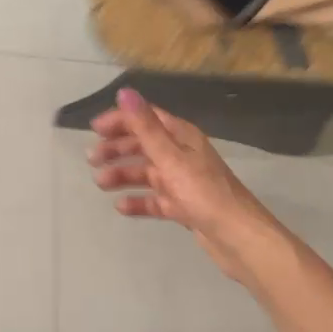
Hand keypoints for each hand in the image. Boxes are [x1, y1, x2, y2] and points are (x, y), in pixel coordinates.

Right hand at [88, 87, 275, 282]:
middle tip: (92, 158)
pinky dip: (138, 200)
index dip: (120, 120)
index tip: (95, 129)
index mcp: (181, 136)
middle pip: (143, 144)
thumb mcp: (171, 157)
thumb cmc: (204, 193)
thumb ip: (145, 126)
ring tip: (100, 183)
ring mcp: (183, 181)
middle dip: (117, 148)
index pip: (146, 118)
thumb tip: (125, 91)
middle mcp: (182, 154)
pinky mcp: (185, 206)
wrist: (240, 240)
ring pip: (147, 172)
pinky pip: (155, 198)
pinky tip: (121, 207)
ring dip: (123, 174)